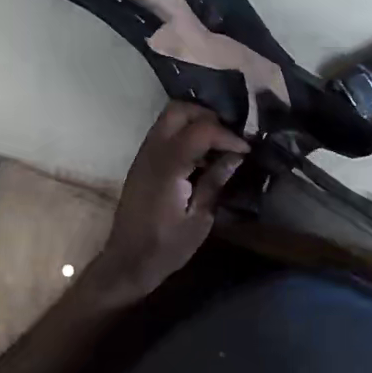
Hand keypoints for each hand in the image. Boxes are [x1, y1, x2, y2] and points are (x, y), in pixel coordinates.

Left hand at [81, 102, 248, 305]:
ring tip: (217, 146)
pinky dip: (184, 134)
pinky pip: (164, 133)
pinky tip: (200, 157)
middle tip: (228, 138)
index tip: (245, 150)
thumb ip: (215, 182)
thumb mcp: (199, 219)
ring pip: (169, 118)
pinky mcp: (142, 162)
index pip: (201, 130)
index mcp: (167, 166)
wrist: (126, 262)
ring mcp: (143, 154)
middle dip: (208, 117)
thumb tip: (236, 156)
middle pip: (179, 110)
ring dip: (195, 123)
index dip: (227, 135)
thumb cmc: (165, 247)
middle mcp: (152, 152)